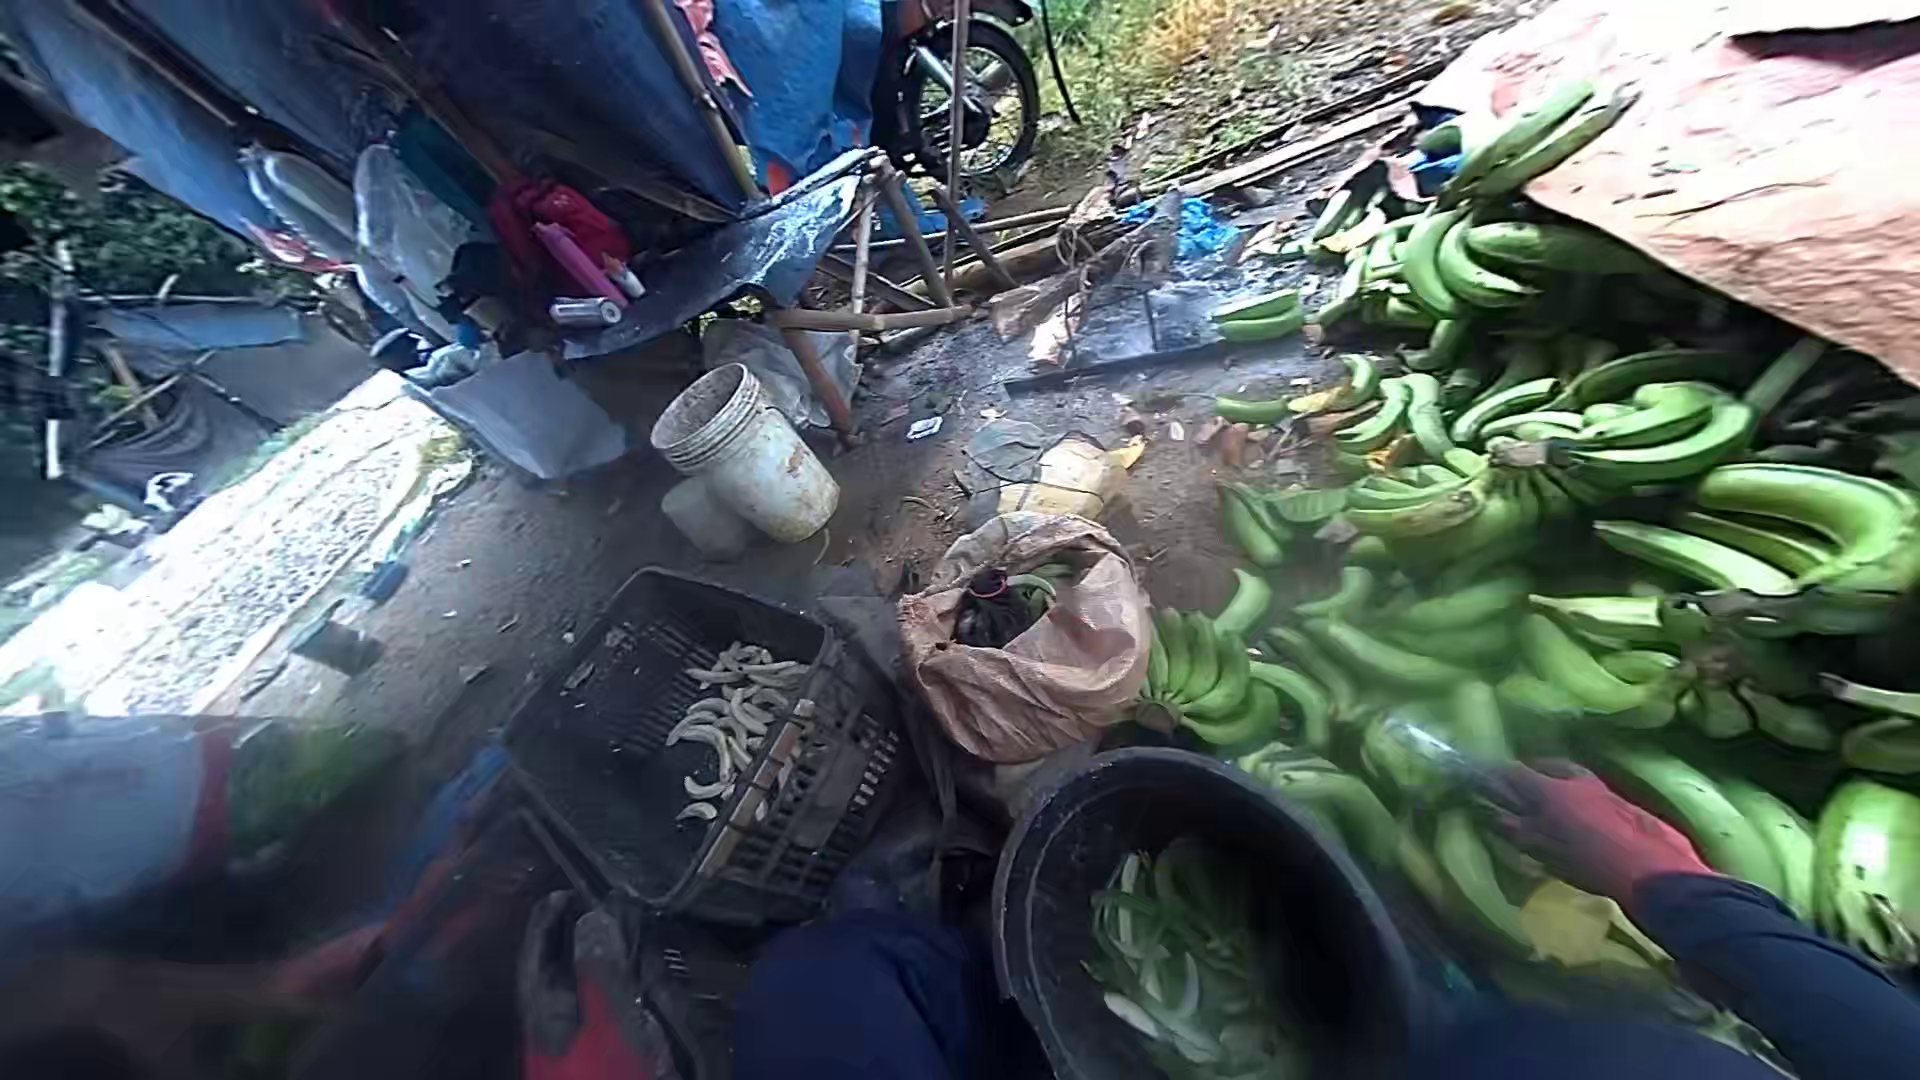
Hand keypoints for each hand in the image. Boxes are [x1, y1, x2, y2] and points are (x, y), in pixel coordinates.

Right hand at [1490, 760, 1712, 902]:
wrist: (1664, 881)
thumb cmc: (1588, 862)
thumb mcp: (1540, 848)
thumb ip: (1511, 827)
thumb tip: (1489, 813)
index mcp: (1549, 788)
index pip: (1511, 770)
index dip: (1493, 770)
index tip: (1481, 772)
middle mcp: (1578, 782)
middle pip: (1551, 765)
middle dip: (1535, 768)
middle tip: (1526, 781)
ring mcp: (1612, 795)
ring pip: (1581, 780)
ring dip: (1566, 785)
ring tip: (1560, 801)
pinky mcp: (1639, 812)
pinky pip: (1605, 799)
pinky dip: (1592, 804)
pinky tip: (1593, 821)